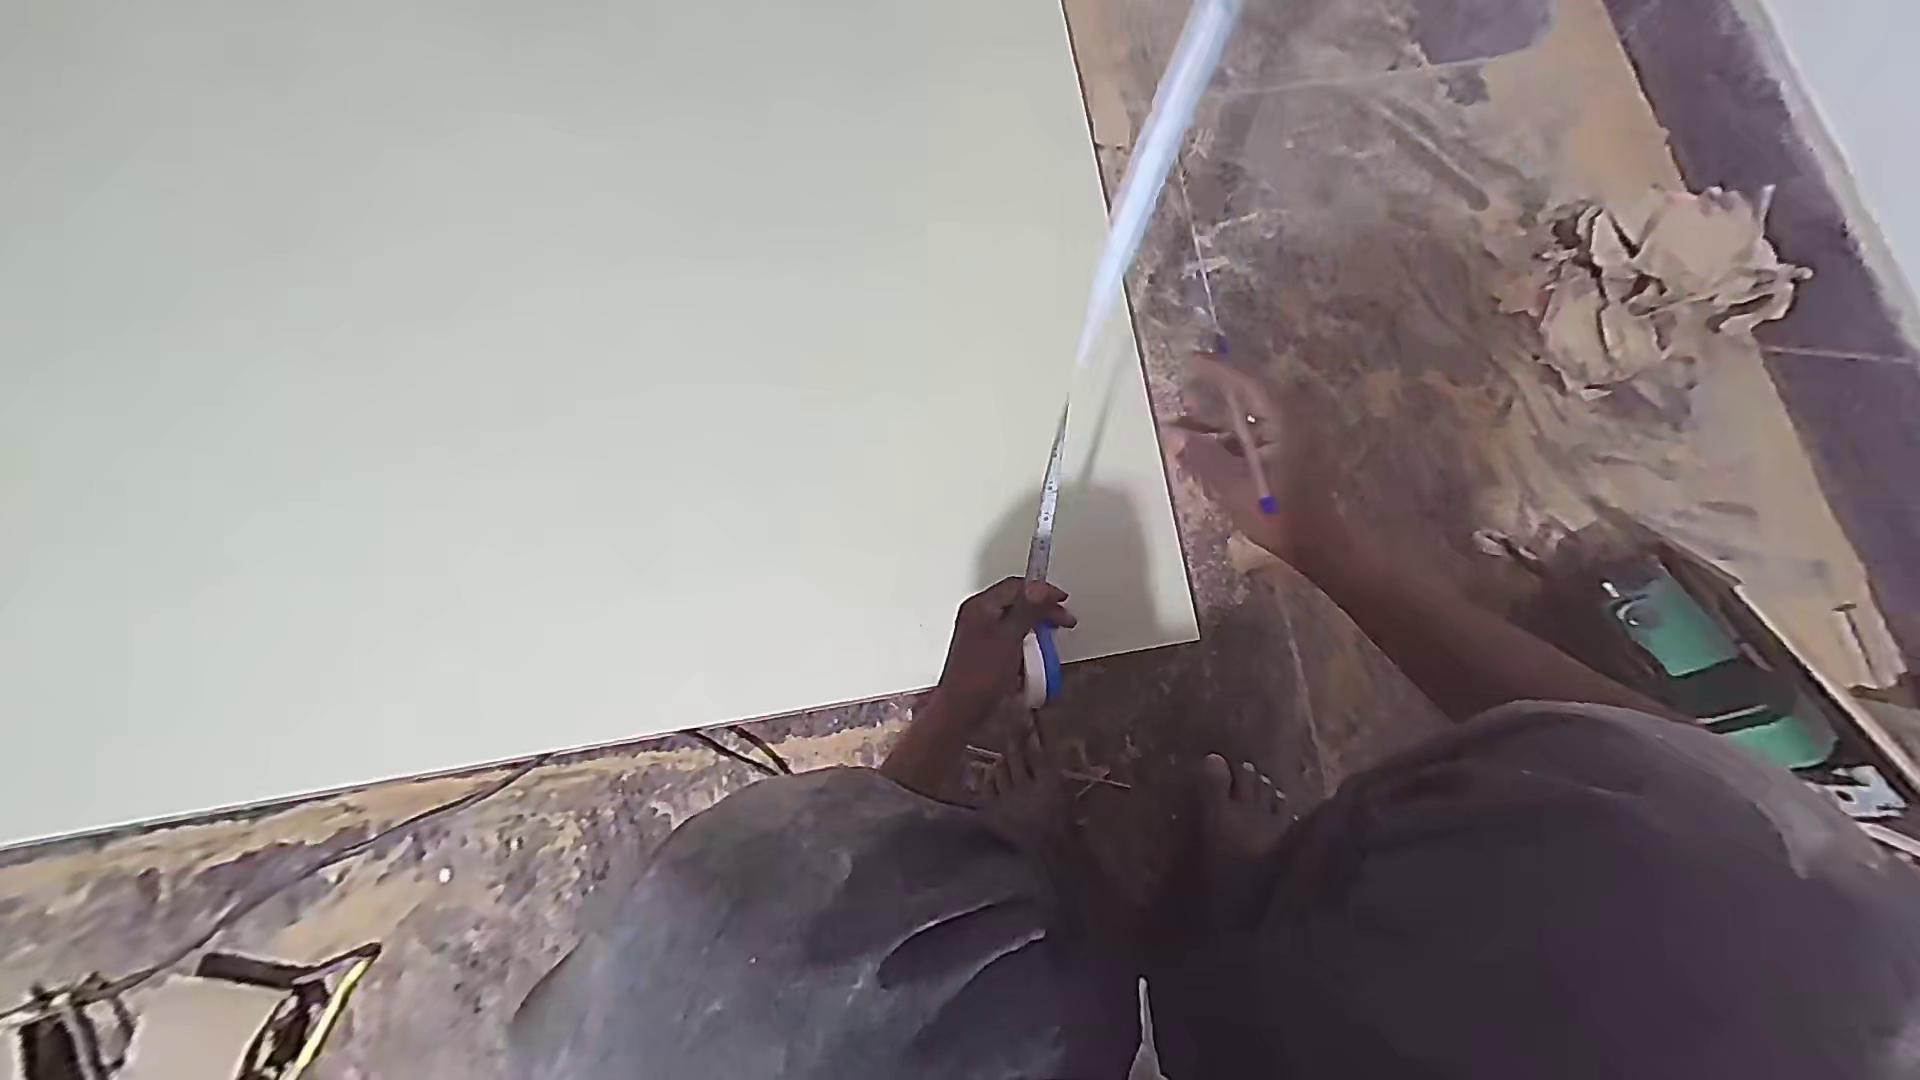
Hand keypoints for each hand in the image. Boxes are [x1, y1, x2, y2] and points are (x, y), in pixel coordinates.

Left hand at [931, 577, 1075, 720]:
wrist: (962, 711)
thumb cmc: (982, 675)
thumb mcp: (1009, 638)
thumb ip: (1026, 611)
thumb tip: (1039, 587)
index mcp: (980, 607)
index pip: (1015, 587)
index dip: (1041, 591)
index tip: (1062, 600)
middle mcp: (978, 616)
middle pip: (1015, 603)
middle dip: (1041, 611)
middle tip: (1063, 621)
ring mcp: (981, 635)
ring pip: (1015, 622)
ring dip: (1035, 629)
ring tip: (1051, 640)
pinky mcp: (985, 653)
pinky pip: (1010, 640)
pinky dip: (1025, 644)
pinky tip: (1035, 657)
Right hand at [1166, 360, 1362, 575]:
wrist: (1317, 547)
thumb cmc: (1278, 515)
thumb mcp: (1233, 486)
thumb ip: (1202, 456)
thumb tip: (1172, 434)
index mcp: (1283, 422)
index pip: (1247, 383)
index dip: (1218, 370)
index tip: (1191, 359)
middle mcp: (1290, 424)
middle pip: (1247, 400)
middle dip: (1211, 398)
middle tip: (1181, 390)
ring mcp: (1291, 441)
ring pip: (1246, 422)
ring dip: (1214, 424)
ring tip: (1180, 429)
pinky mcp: (1288, 458)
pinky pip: (1251, 439)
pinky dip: (1226, 442)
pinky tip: (1201, 453)